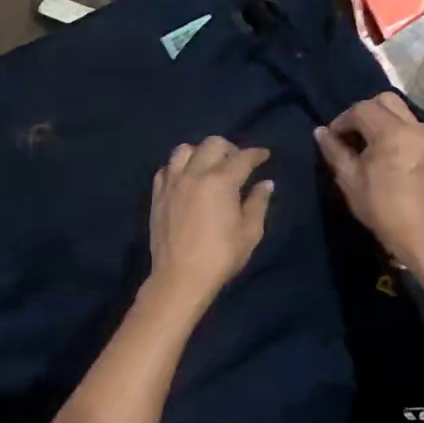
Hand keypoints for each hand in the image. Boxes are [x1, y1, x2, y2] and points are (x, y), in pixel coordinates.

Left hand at [147, 137, 273, 300]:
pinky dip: (179, 167)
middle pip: (213, 144)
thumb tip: (265, 184)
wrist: (181, 278)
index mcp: (221, 181)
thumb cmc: (221, 256)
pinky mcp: (158, 195)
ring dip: (201, 152)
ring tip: (209, 166)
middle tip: (238, 162)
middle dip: (230, 148)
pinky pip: (166, 168)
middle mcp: (195, 174)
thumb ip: (258, 203)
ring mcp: (172, 183)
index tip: (264, 155)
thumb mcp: (250, 232)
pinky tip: (187, 178)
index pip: (243, 157)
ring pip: (184, 150)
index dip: (257, 154)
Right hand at [313, 93, 423, 258]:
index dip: (342, 121)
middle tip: (348, 135)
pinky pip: (408, 122)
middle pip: (384, 100)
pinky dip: (392, 126)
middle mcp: (414, 126)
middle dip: (362, 112)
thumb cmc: (380, 206)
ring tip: (364, 142)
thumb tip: (320, 131)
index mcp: (393, 133)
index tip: (331, 138)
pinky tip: (381, 147)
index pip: (361, 110)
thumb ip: (334, 150)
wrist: (417, 230)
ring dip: (378, 118)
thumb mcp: (349, 179)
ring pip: (398, 109)